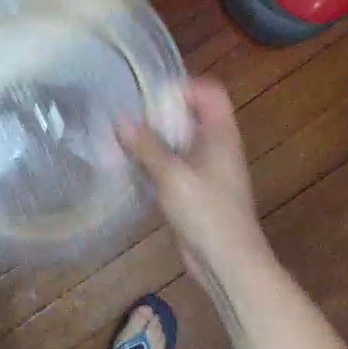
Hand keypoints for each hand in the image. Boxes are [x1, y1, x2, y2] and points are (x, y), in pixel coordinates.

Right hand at [119, 77, 267, 267]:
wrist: (226, 259)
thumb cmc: (206, 211)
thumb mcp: (172, 175)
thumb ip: (146, 146)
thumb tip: (120, 120)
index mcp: (221, 135)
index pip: (209, 93)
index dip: (183, 89)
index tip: (150, 99)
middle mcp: (216, 147)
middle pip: (190, 116)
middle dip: (159, 115)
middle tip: (128, 121)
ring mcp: (205, 170)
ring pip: (178, 142)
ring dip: (152, 141)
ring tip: (121, 142)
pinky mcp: (193, 191)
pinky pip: (172, 166)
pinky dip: (153, 163)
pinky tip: (129, 169)